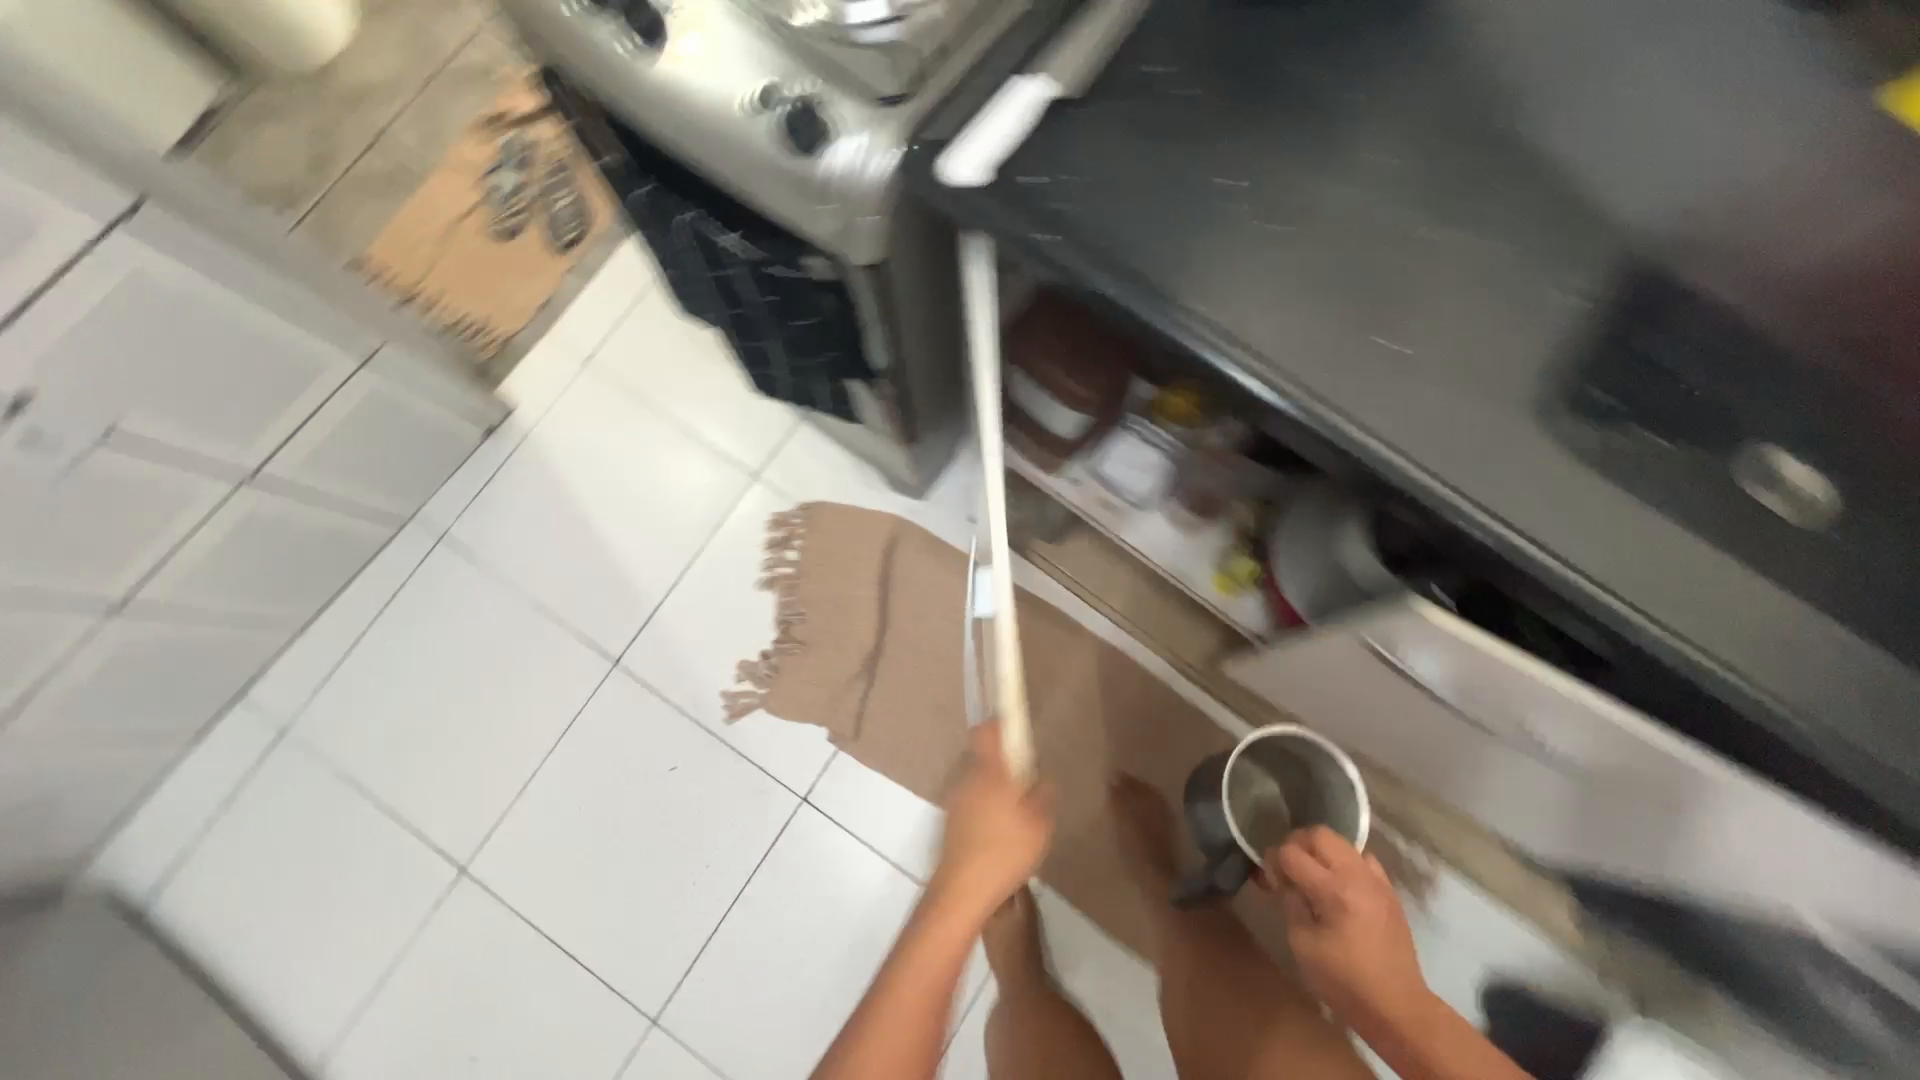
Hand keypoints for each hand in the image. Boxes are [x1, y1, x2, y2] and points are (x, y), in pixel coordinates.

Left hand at [925, 722, 1054, 928]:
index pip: (986, 730)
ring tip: (1019, 814)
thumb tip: (1039, 780)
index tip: (1018, 729)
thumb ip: (1043, 794)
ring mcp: (956, 800)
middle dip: (1005, 762)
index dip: (1001, 723)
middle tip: (1028, 782)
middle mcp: (968, 779)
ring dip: (996, 787)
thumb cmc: (1005, 851)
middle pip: (984, 756)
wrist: (963, 891)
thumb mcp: (1040, 824)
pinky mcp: (951, 821)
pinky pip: (973, 801)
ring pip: (979, 780)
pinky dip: (988, 807)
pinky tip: (1002, 834)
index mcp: (990, 772)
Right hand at [1266, 826, 1430, 1030]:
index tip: (1271, 881)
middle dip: (1297, 844)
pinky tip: (1340, 886)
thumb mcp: (1302, 942)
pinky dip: (1346, 863)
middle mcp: (1357, 875)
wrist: (1396, 1006)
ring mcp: (1378, 881)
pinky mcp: (1390, 891)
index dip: (1273, 861)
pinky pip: (1363, 860)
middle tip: (1288, 869)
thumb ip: (1290, 901)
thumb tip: (1281, 878)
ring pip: (1342, 842)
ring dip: (1322, 852)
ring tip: (1314, 876)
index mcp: (1333, 890)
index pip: (1291, 852)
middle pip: (1319, 834)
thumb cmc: (1343, 980)